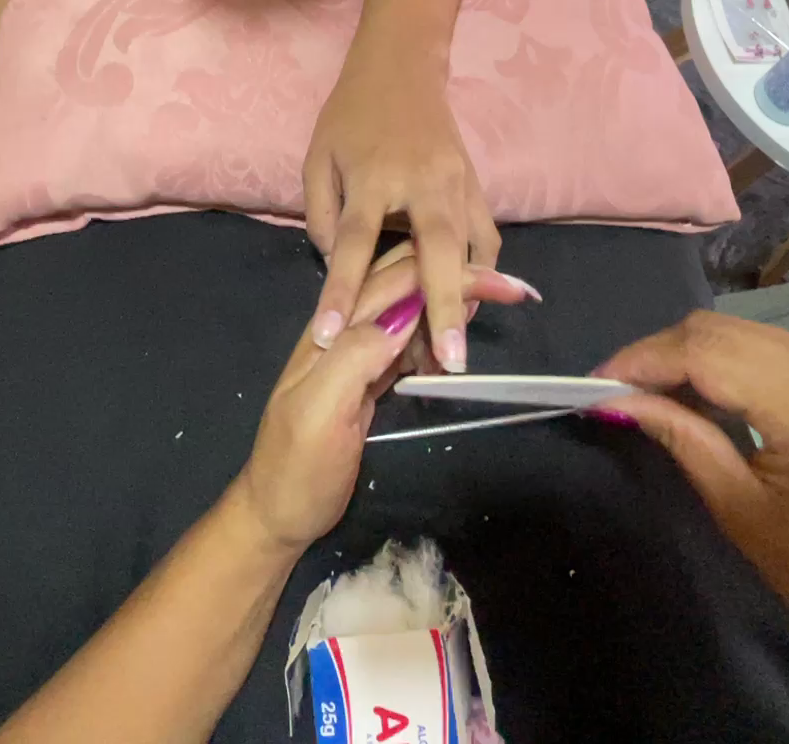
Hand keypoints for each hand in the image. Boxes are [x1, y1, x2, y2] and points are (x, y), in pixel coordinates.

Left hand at [234, 255, 534, 551]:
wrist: (277, 513)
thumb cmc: (297, 470)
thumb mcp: (318, 414)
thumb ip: (353, 358)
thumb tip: (402, 314)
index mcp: (329, 331)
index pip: (392, 283)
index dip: (445, 275)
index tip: (501, 281)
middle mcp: (341, 331)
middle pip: (402, 285)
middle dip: (455, 279)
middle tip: (511, 292)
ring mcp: (354, 355)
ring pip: (406, 310)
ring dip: (445, 309)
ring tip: (482, 318)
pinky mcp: (365, 379)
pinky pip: (403, 344)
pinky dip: (431, 341)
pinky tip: (447, 357)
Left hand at [304, 48, 500, 373]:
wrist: (401, 70)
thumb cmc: (351, 118)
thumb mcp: (317, 159)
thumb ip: (321, 215)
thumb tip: (338, 265)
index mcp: (371, 176)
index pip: (352, 241)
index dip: (339, 289)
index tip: (329, 336)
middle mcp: (421, 183)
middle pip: (436, 250)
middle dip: (444, 307)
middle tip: (449, 362)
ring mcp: (457, 184)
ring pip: (472, 248)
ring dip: (468, 299)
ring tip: (454, 348)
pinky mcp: (477, 186)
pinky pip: (486, 236)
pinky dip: (482, 271)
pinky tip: (471, 300)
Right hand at [596, 312, 788, 735]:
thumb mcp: (741, 509)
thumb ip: (679, 436)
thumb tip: (613, 398)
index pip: (707, 353)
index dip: (642, 360)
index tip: (594, 384)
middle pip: (722, 331)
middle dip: (658, 353)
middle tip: (615, 389)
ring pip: (742, 333)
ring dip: (687, 355)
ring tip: (649, 391)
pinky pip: (768, 348)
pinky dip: (722, 362)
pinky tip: (699, 392)